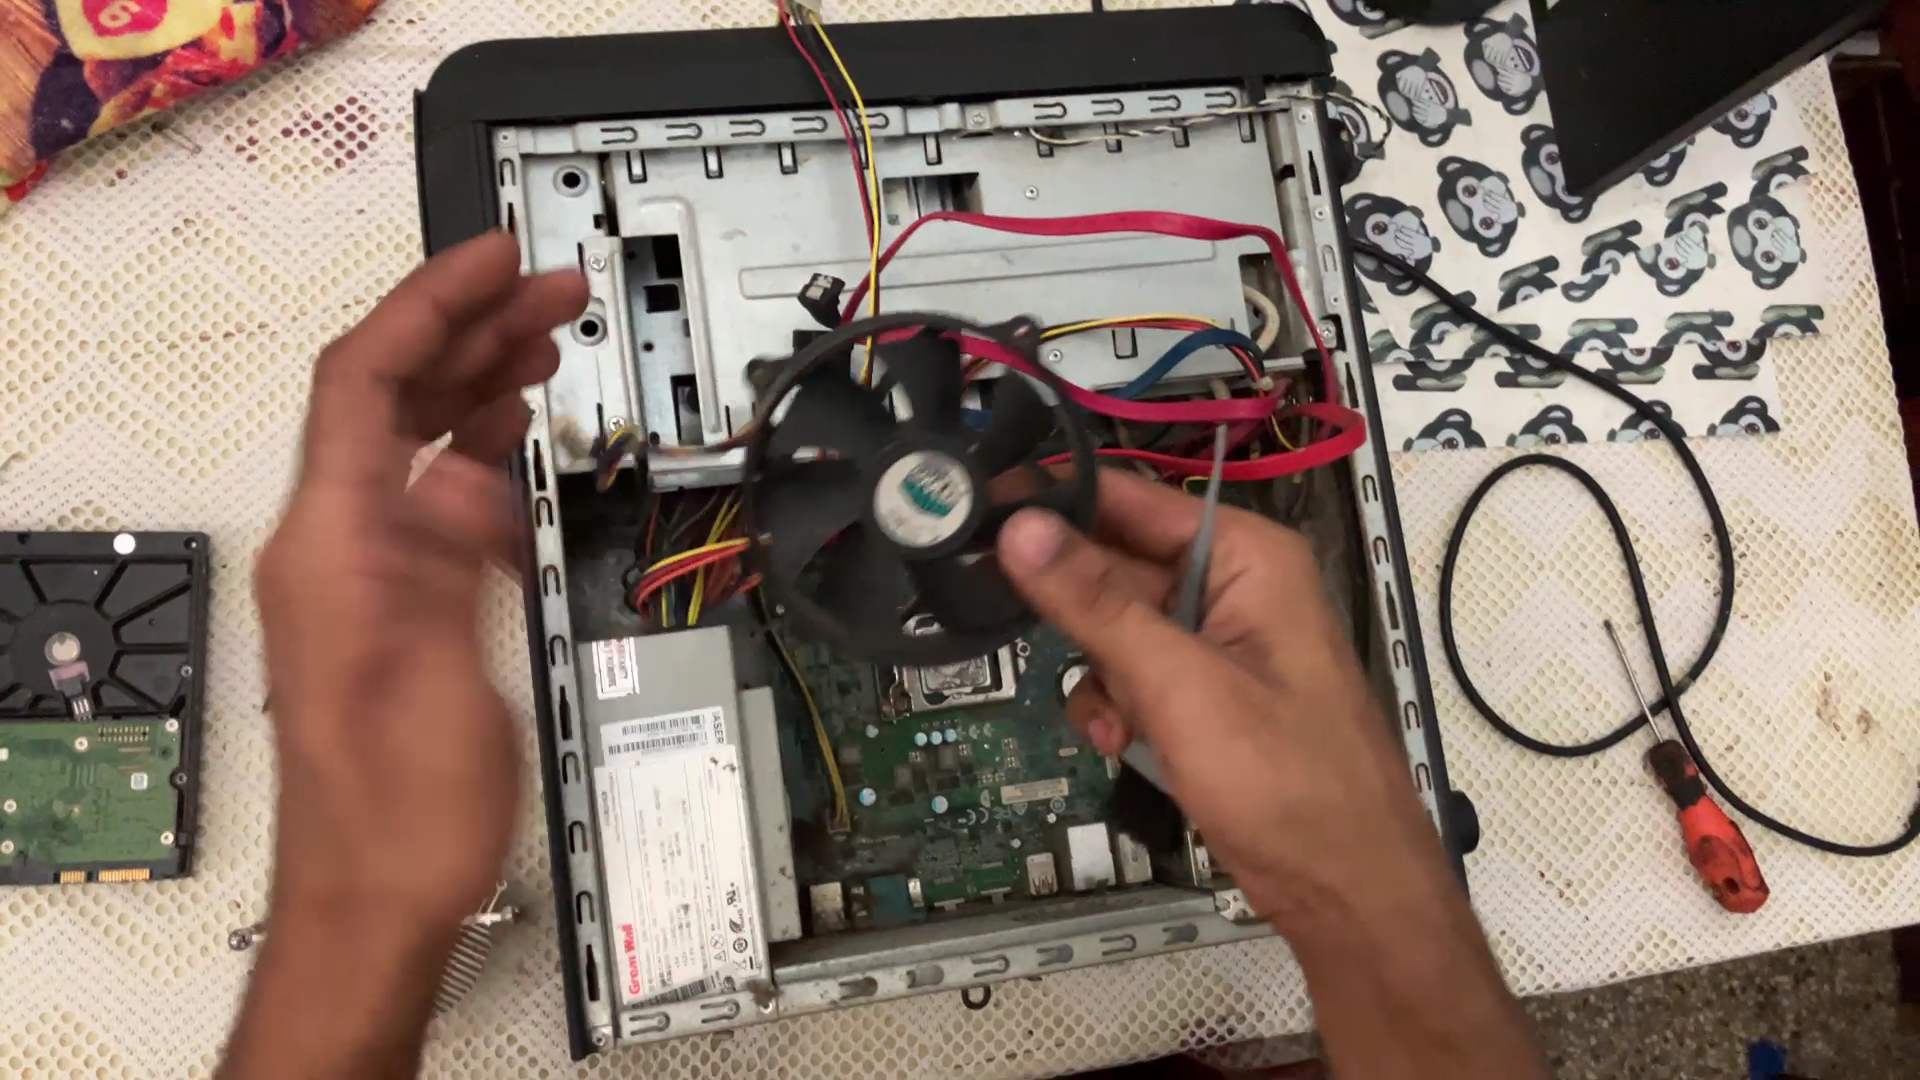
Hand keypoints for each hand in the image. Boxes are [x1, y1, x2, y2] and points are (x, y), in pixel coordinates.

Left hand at [254, 232, 586, 930]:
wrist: (384, 886)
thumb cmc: (409, 808)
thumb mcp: (436, 688)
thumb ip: (446, 570)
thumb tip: (466, 471)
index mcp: (338, 553)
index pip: (370, 389)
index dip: (431, 309)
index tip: (497, 261)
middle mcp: (340, 545)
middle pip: (394, 397)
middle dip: (471, 327)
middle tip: (551, 291)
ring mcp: (370, 565)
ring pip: (417, 436)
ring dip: (477, 376)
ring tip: (542, 337)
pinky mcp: (404, 589)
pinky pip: (435, 488)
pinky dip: (478, 440)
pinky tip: (511, 426)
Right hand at [995, 469, 1449, 929]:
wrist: (1345, 896)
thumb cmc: (1281, 778)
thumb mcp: (1178, 682)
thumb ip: (1094, 602)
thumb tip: (1020, 528)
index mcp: (1242, 553)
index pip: (1128, 498)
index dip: (1053, 500)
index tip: (979, 508)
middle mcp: (1226, 583)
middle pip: (1114, 564)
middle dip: (1071, 607)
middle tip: (997, 611)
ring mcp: (1210, 639)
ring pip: (1111, 622)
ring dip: (1095, 669)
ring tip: (1107, 717)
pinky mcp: (1196, 687)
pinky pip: (1128, 670)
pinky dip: (1113, 702)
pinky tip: (1117, 740)